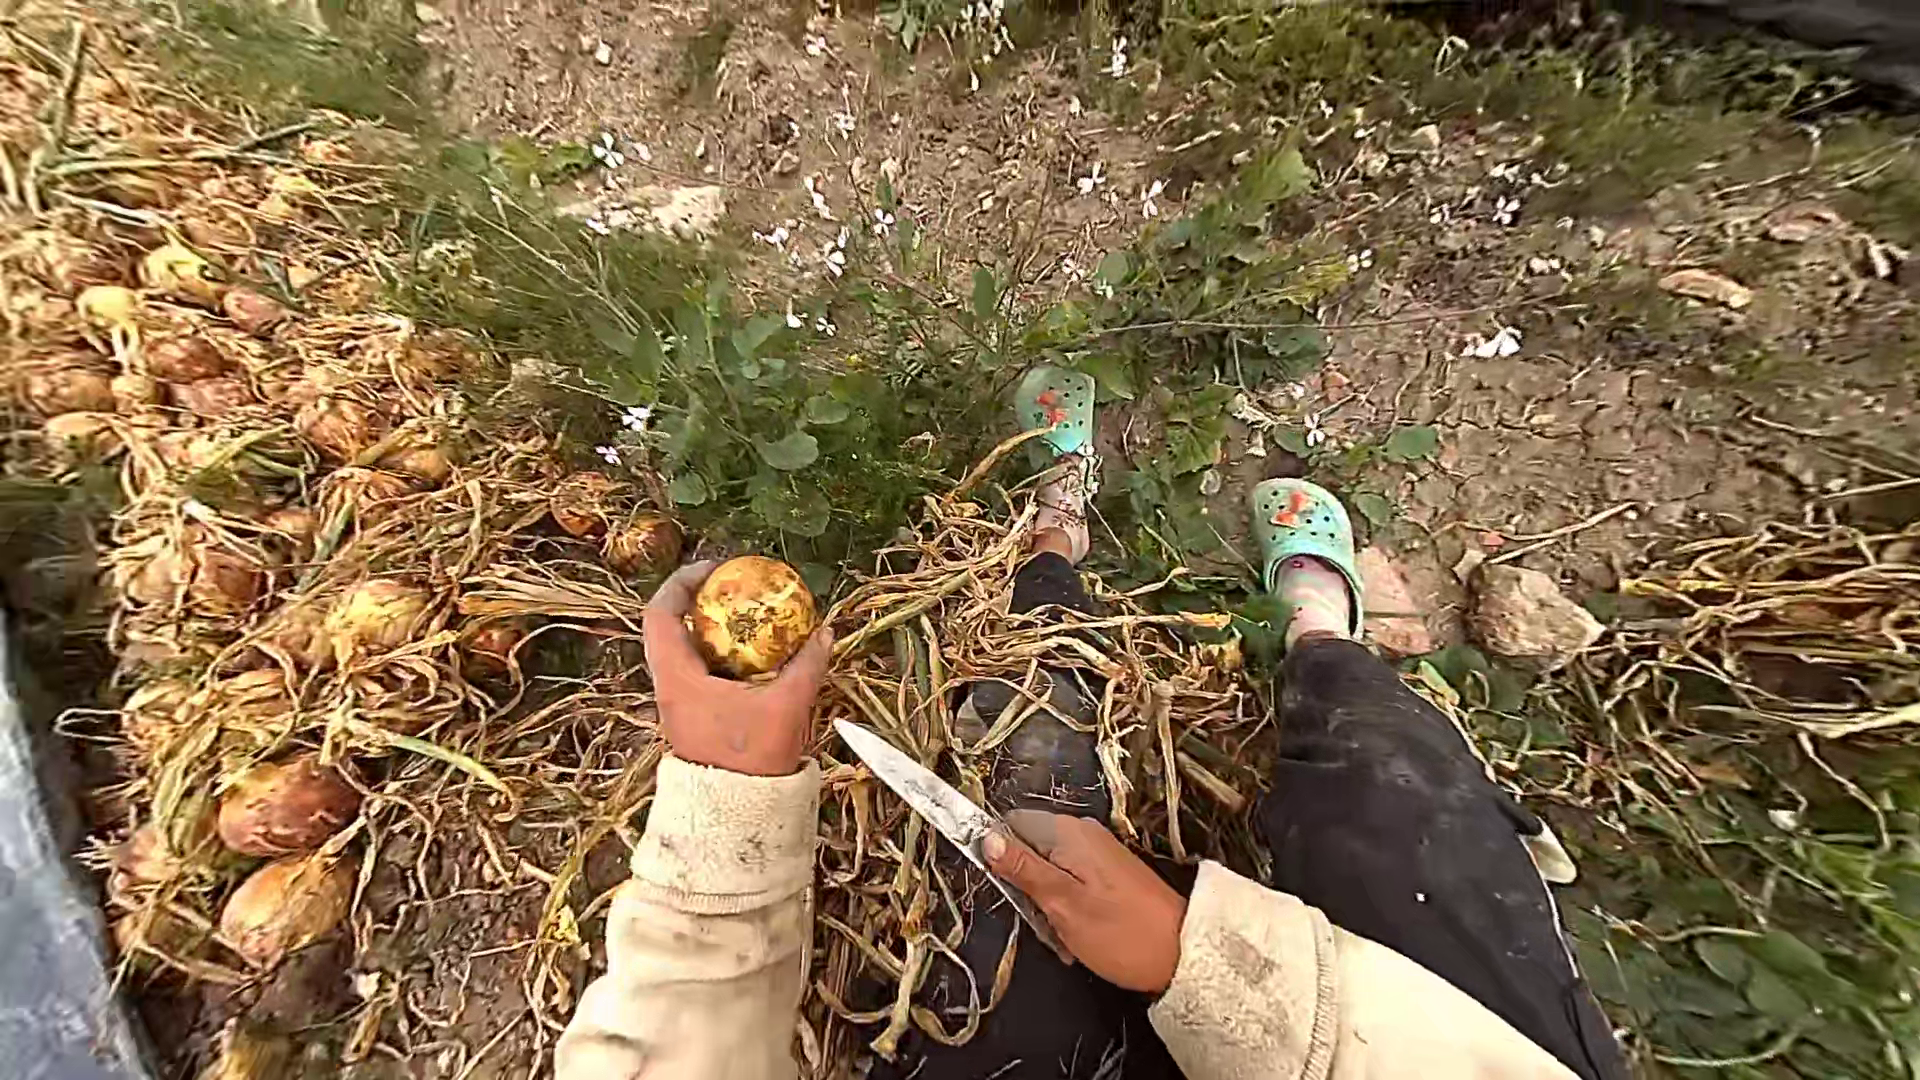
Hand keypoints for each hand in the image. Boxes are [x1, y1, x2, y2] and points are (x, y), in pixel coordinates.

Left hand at [644, 560, 832, 775]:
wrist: (736, 816)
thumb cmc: (752, 760)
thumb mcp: (787, 705)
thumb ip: (808, 665)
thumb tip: (825, 633)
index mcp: (679, 678)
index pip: (660, 615)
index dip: (681, 582)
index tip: (715, 568)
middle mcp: (670, 686)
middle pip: (670, 626)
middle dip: (701, 599)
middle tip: (737, 585)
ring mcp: (680, 701)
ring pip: (685, 648)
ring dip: (711, 625)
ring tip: (748, 613)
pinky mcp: (694, 714)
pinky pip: (700, 668)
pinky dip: (722, 651)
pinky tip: (755, 653)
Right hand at [983, 810, 1187, 993]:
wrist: (1182, 954)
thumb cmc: (1118, 931)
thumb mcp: (1062, 903)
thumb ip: (1022, 868)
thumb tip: (985, 837)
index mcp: (1066, 831)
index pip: (1012, 823)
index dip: (1000, 853)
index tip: (1007, 889)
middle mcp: (1080, 830)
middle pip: (1029, 846)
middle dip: (1028, 885)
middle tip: (1043, 921)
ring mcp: (1096, 849)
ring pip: (1048, 867)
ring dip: (1047, 901)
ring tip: (1065, 935)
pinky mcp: (1107, 868)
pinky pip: (1070, 877)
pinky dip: (1067, 904)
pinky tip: (1080, 933)